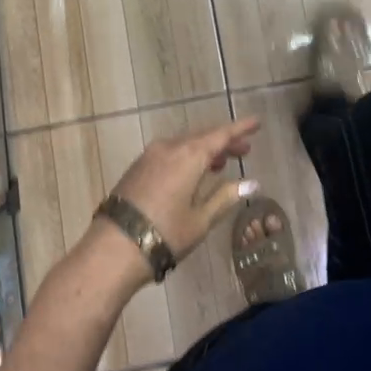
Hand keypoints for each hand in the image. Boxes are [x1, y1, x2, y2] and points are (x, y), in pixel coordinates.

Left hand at [104, 117, 260, 268]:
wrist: (114, 248)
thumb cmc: (165, 234)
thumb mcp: (201, 220)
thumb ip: (225, 197)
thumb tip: (252, 182)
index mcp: (189, 155)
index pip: (221, 135)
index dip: (240, 128)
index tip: (256, 122)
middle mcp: (169, 147)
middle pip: (202, 137)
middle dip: (224, 141)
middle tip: (245, 149)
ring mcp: (150, 155)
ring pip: (184, 144)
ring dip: (204, 150)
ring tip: (222, 161)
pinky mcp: (138, 167)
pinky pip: (170, 152)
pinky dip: (187, 156)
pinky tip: (193, 172)